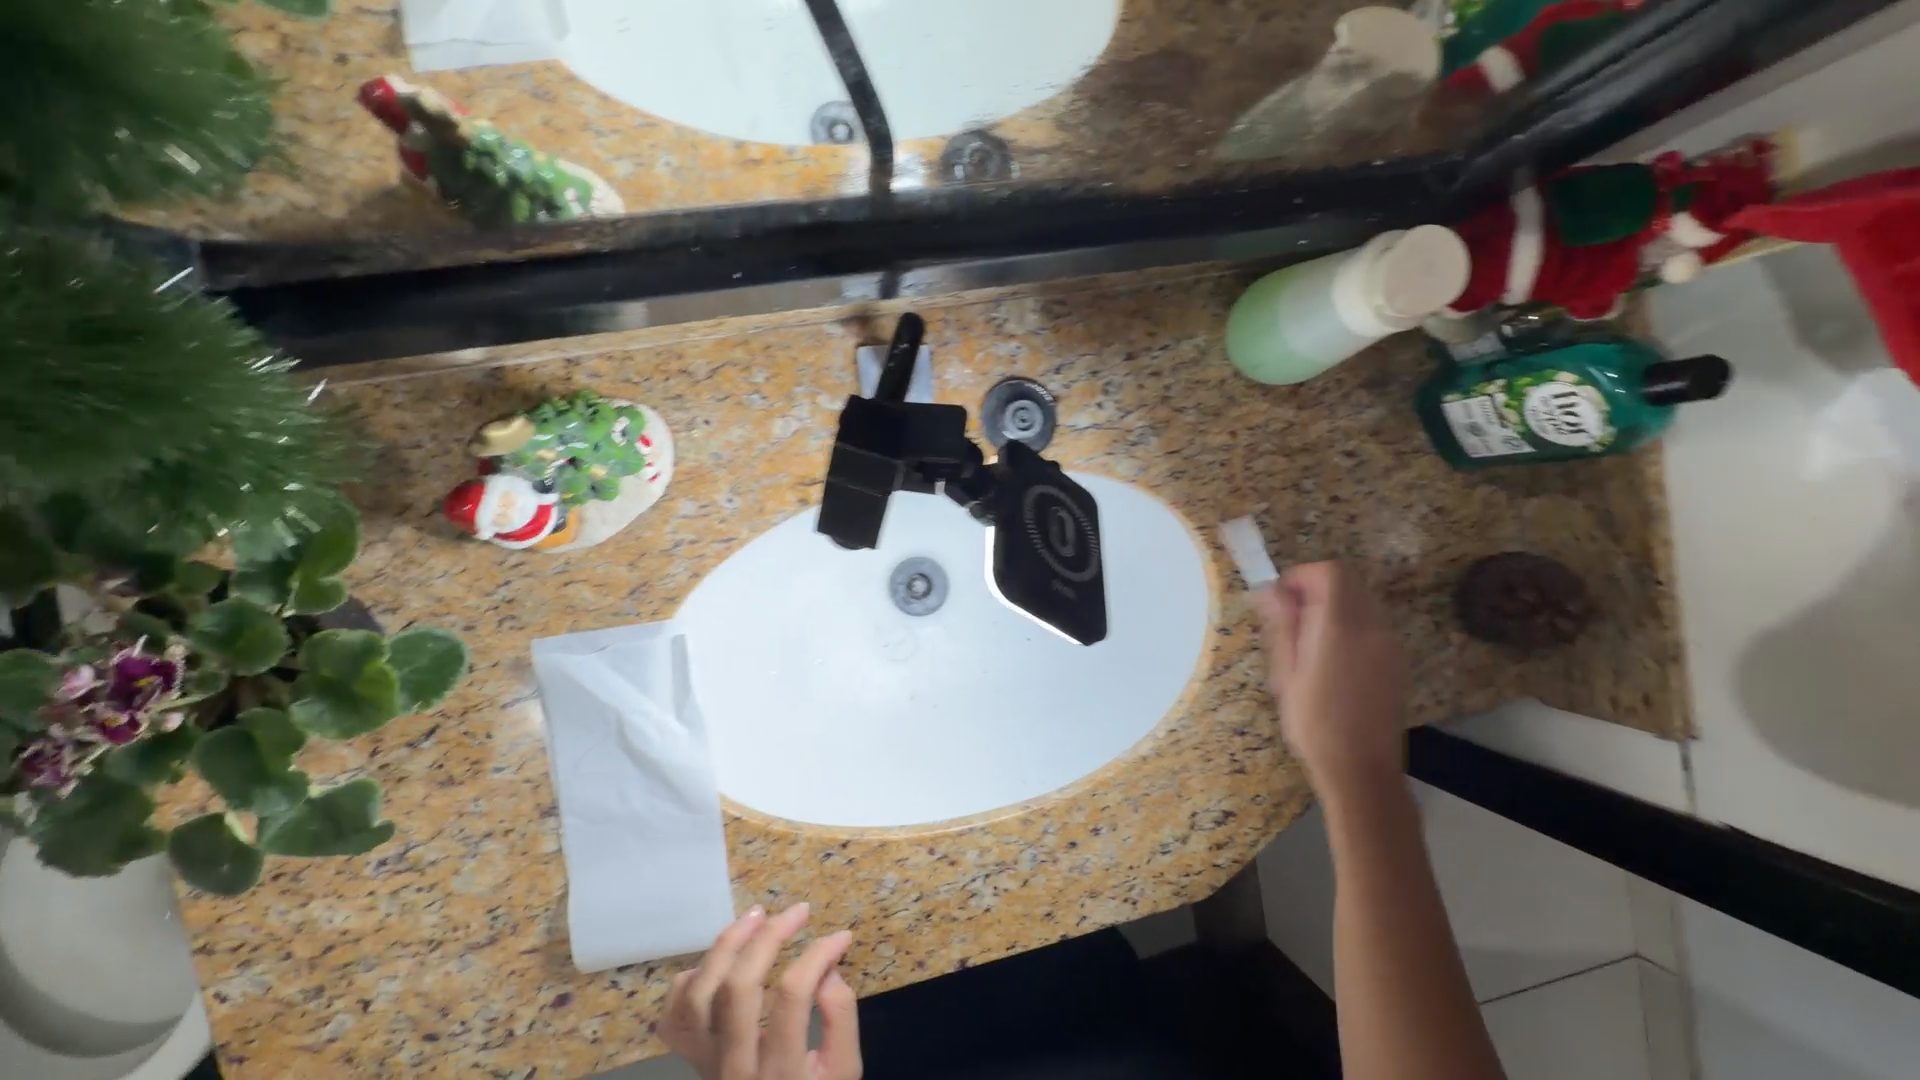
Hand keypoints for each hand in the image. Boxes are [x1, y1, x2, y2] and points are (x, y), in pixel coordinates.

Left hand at [663, 905, 861, 1079]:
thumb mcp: (843, 1073)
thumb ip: (841, 1020)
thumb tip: (828, 969)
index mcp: (780, 1073)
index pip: (792, 996)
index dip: (818, 955)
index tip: (840, 936)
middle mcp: (734, 1067)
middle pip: (737, 988)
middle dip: (768, 938)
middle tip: (798, 911)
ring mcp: (704, 1064)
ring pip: (698, 995)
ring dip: (726, 946)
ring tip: (757, 917)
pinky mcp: (690, 1059)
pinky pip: (675, 1013)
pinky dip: (692, 978)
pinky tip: (722, 961)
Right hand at [1251, 561, 1408, 801]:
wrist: (1361, 769)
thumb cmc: (1314, 724)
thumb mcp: (1286, 674)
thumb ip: (1282, 625)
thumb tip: (1269, 590)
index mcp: (1341, 628)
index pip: (1330, 572)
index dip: (1301, 577)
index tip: (1280, 602)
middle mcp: (1373, 627)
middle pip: (1348, 581)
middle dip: (1315, 590)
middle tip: (1289, 623)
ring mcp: (1390, 643)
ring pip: (1360, 600)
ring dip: (1332, 606)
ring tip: (1307, 644)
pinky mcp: (1397, 659)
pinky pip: (1371, 623)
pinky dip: (1349, 624)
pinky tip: (1330, 659)